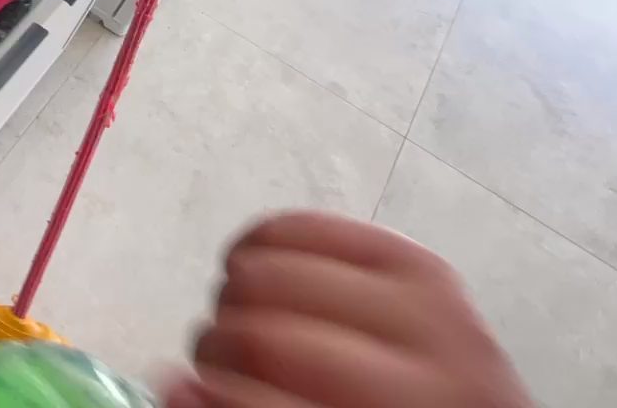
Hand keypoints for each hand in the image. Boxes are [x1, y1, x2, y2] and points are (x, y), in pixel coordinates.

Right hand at [162, 212, 532, 407]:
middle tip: (225, 362)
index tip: (184, 391)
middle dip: (222, 347)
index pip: (270, 399)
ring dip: (235, 296)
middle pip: (265, 339)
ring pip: (271, 275)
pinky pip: (298, 226)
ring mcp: (436, 311)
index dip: (213, 394)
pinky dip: (258, 245)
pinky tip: (263, 275)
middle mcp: (444, 378)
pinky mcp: (414, 260)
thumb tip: (172, 383)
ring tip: (247, 320)